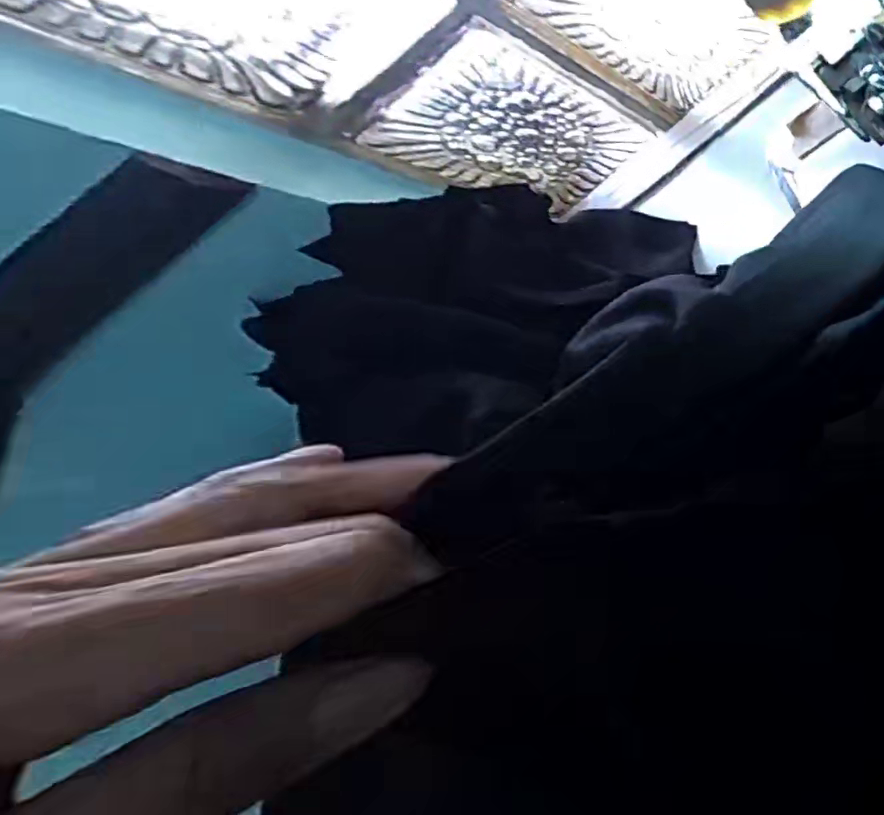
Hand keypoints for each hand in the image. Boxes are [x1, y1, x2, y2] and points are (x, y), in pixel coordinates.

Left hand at [0, 445, 449, 813]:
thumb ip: (214, 771)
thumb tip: (395, 672)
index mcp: (21, 660)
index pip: (270, 581)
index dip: (387, 570)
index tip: (476, 574)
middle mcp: (23, 590)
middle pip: (250, 525)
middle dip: (379, 513)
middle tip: (485, 499)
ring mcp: (15, 578)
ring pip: (209, 503)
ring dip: (334, 487)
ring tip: (427, 473)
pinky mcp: (14, 587)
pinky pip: (157, 515)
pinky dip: (251, 488)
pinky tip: (310, 464)